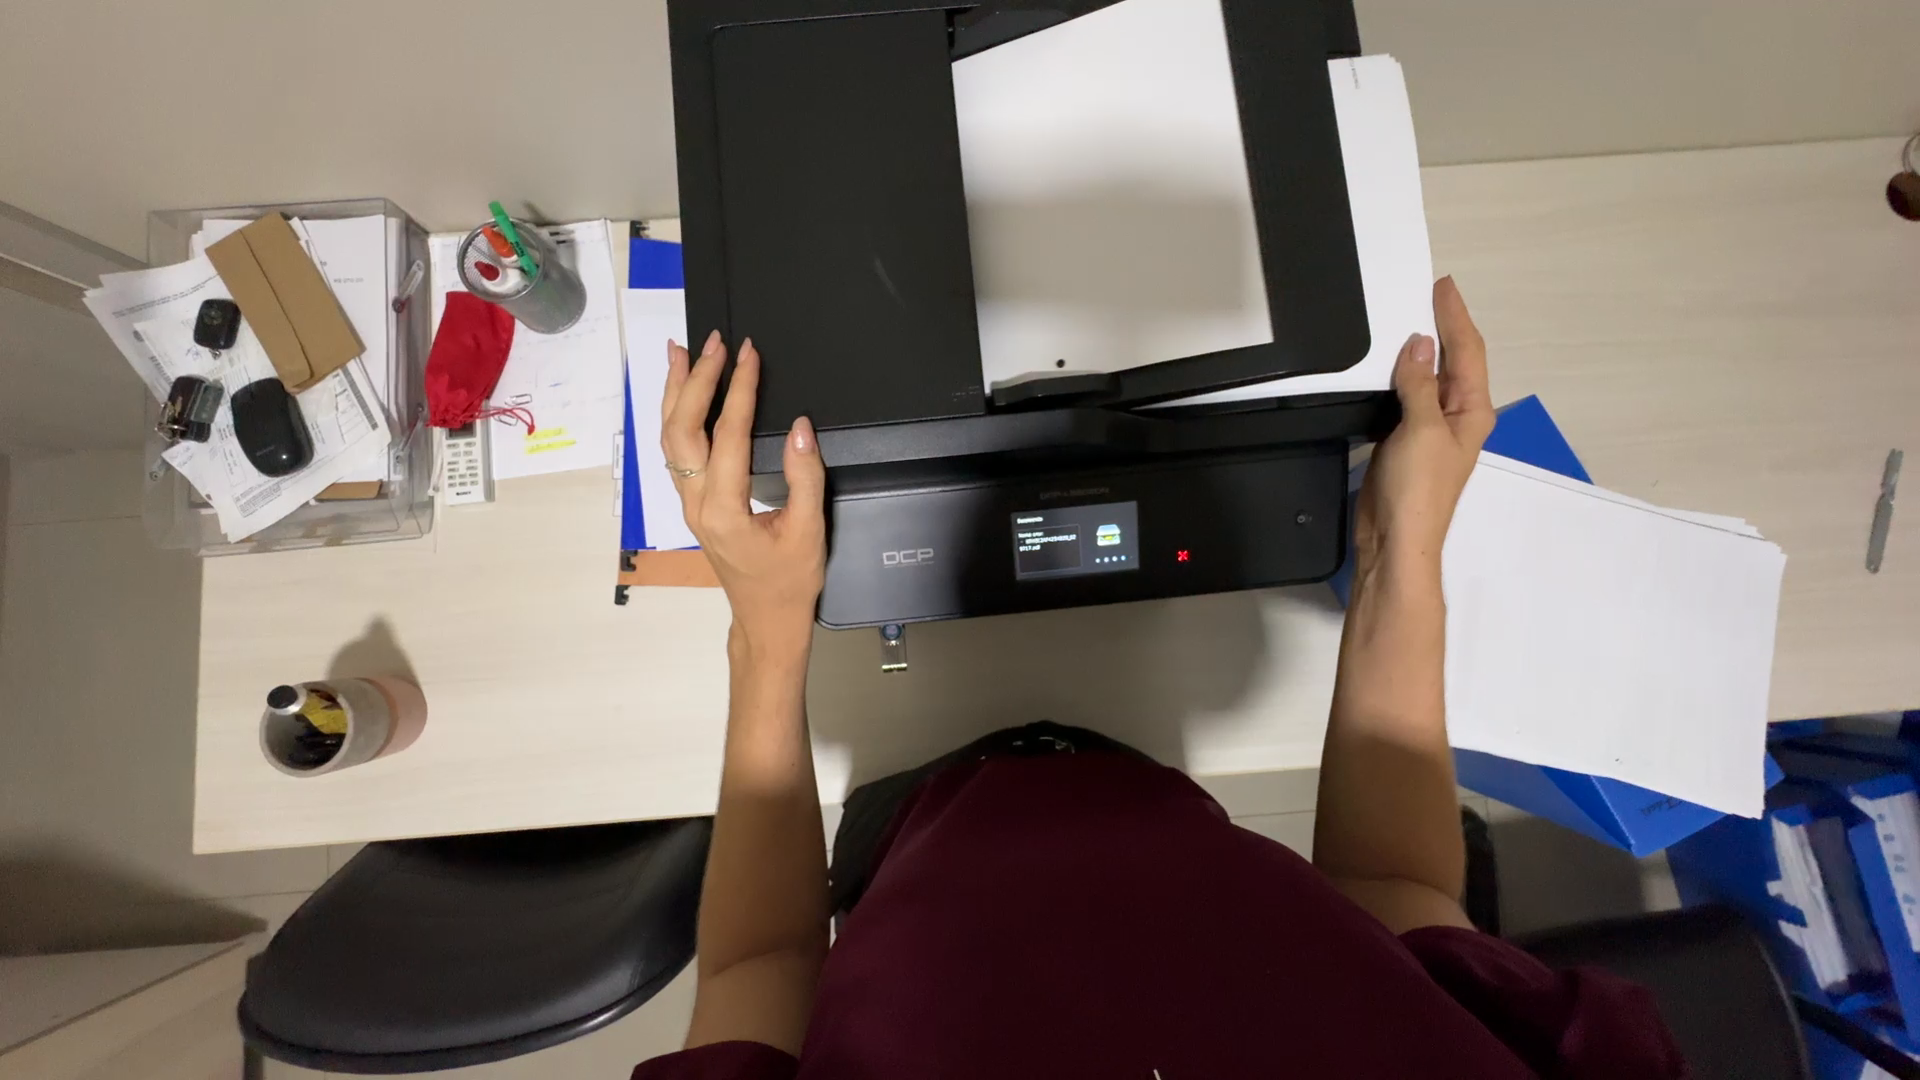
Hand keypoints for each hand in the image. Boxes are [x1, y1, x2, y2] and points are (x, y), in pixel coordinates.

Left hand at [662, 331, 826, 655]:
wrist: (766, 618)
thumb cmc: (790, 581)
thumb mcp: (809, 531)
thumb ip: (805, 477)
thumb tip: (802, 426)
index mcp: (725, 509)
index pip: (727, 436)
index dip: (739, 391)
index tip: (749, 355)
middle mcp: (696, 502)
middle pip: (682, 429)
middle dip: (695, 380)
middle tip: (712, 342)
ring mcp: (689, 504)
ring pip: (670, 439)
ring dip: (675, 393)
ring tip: (681, 352)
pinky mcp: (694, 504)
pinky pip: (676, 452)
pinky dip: (677, 415)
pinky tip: (684, 396)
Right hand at [1353, 277, 1494, 573]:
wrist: (1395, 537)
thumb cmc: (1417, 488)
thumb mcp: (1422, 430)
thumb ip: (1418, 386)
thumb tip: (1417, 345)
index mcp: (1470, 410)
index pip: (1466, 352)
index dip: (1455, 317)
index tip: (1441, 286)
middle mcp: (1454, 416)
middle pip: (1449, 362)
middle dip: (1439, 329)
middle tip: (1421, 296)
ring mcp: (1427, 431)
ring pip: (1423, 381)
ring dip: (1414, 354)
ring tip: (1397, 325)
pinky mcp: (1401, 444)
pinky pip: (1401, 401)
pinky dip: (1393, 381)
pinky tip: (1379, 372)